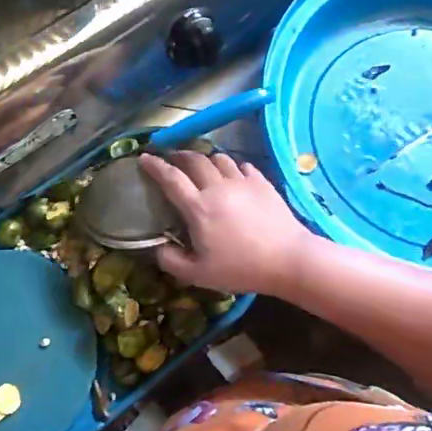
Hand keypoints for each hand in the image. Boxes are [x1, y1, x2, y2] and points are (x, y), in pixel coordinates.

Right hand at [138, 152, 315, 297]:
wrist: (287, 259)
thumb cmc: (241, 269)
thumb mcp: (199, 275)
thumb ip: (172, 261)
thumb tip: (158, 247)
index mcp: (198, 207)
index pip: (170, 178)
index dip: (154, 166)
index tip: (143, 157)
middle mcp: (217, 187)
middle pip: (194, 160)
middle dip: (178, 155)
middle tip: (171, 158)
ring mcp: (242, 182)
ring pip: (219, 158)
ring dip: (205, 158)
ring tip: (201, 165)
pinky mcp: (262, 182)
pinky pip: (243, 166)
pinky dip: (232, 167)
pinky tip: (233, 174)